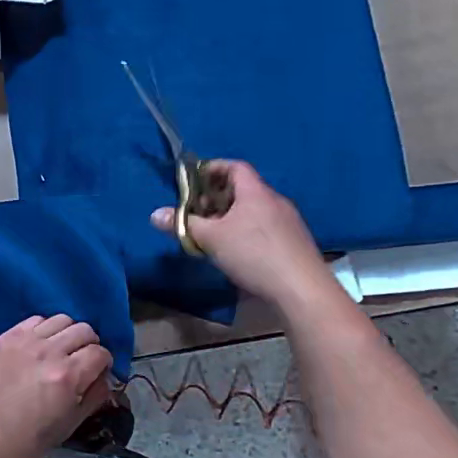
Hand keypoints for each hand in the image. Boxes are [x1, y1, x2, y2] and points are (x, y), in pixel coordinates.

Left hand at [0, 315, 113, 457]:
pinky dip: (45, 329)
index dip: (104, 363)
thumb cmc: (28, 437)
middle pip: (84, 330)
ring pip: (62, 319)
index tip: (99, 372)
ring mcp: (26, 340)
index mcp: (67, 376)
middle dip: (90, 345)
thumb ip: (95, 396)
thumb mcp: (71, 424)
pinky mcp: (8, 336)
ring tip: (61, 351)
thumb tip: (105, 378)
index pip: (100, 352)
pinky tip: (40, 346)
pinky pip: (36, 320)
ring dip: (68, 333)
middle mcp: (48, 352)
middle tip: (82, 360)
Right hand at [152, 160, 341, 311]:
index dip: (212, 168)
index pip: (235, 167)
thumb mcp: (210, 238)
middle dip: (216, 197)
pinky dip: (246, 231)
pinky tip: (236, 251)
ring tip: (212, 233)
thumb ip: (183, 224)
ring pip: (253, 210)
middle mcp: (275, 202)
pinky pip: (264, 227)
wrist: (302, 290)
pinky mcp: (294, 243)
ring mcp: (288, 223)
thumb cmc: (253, 254)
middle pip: (243, 189)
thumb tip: (155, 215)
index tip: (193, 180)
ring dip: (230, 216)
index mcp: (256, 193)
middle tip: (196, 211)